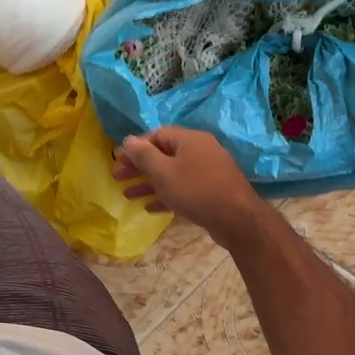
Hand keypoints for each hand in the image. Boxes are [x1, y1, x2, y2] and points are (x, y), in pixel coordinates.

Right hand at [113, 127, 270, 246]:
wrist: (237, 219)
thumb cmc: (195, 190)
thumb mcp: (163, 172)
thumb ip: (143, 155)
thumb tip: (128, 140)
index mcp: (190, 140)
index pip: (156, 135)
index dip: (135, 147)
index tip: (119, 162)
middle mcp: (200, 151)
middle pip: (163, 154)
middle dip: (138, 167)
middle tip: (118, 178)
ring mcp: (207, 171)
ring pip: (171, 173)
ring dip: (148, 183)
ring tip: (128, 196)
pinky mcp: (211, 190)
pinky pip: (182, 188)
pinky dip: (165, 195)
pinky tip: (150, 208)